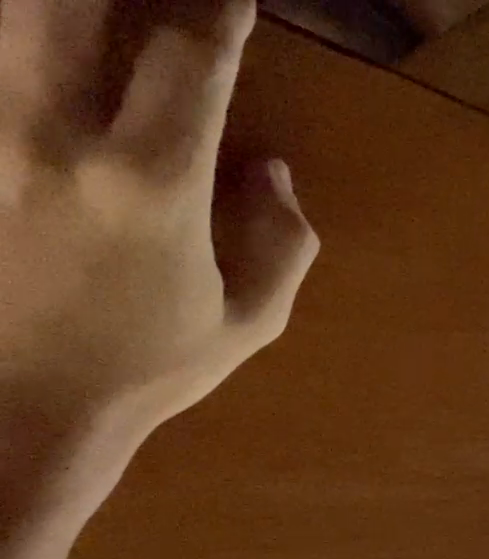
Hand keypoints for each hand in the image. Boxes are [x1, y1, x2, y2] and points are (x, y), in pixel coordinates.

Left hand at [0, 0, 316, 450]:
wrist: (15, 406)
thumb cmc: (151, 367)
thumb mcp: (252, 319)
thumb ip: (281, 241)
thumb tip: (265, 168)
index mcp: (151, 184)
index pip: (194, 63)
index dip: (221, 13)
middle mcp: (52, 138)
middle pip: (65, 8)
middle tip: (153, 1)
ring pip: (6, 25)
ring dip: (54, 14)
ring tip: (88, 22)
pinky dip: (14, 54)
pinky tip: (39, 57)